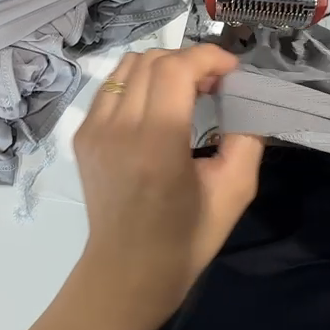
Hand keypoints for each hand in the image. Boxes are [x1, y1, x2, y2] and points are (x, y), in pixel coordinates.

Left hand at [72, 45, 263, 320]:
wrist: (126, 272)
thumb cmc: (185, 239)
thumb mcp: (234, 193)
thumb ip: (247, 139)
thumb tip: (247, 100)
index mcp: (157, 145)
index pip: (175, 69)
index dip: (207, 57)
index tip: (232, 71)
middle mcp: (118, 129)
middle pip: (153, 60)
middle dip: (190, 60)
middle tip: (215, 83)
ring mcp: (94, 130)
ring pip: (129, 66)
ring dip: (163, 66)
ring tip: (187, 88)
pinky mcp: (82, 135)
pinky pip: (112, 86)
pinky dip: (139, 81)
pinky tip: (158, 104)